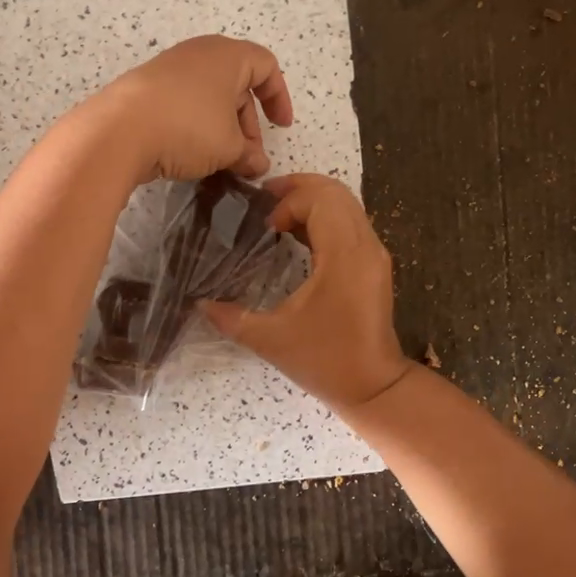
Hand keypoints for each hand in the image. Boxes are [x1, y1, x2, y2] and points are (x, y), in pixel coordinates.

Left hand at [93, 35, 294, 181]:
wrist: (119, 131)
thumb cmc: (188, 128)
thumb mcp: (228, 147)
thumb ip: (248, 155)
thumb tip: (258, 165)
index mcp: (227, 56)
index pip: (266, 67)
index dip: (279, 97)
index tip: (282, 128)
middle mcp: (199, 55)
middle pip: (236, 86)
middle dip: (247, 124)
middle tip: (248, 158)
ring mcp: (169, 71)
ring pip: (208, 99)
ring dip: (221, 131)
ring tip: (221, 163)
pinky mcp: (146, 92)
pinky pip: (183, 107)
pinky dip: (195, 129)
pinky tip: (191, 157)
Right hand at [200, 174, 411, 409]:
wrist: (372, 387)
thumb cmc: (324, 361)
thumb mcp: (271, 340)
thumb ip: (233, 319)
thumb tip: (201, 304)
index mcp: (343, 256)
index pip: (320, 199)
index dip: (288, 201)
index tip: (263, 227)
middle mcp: (365, 247)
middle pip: (337, 193)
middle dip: (299, 189)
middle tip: (264, 201)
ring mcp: (373, 255)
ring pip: (346, 206)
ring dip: (312, 203)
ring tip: (277, 216)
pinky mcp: (374, 267)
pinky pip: (350, 225)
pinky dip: (324, 220)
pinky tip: (296, 237)